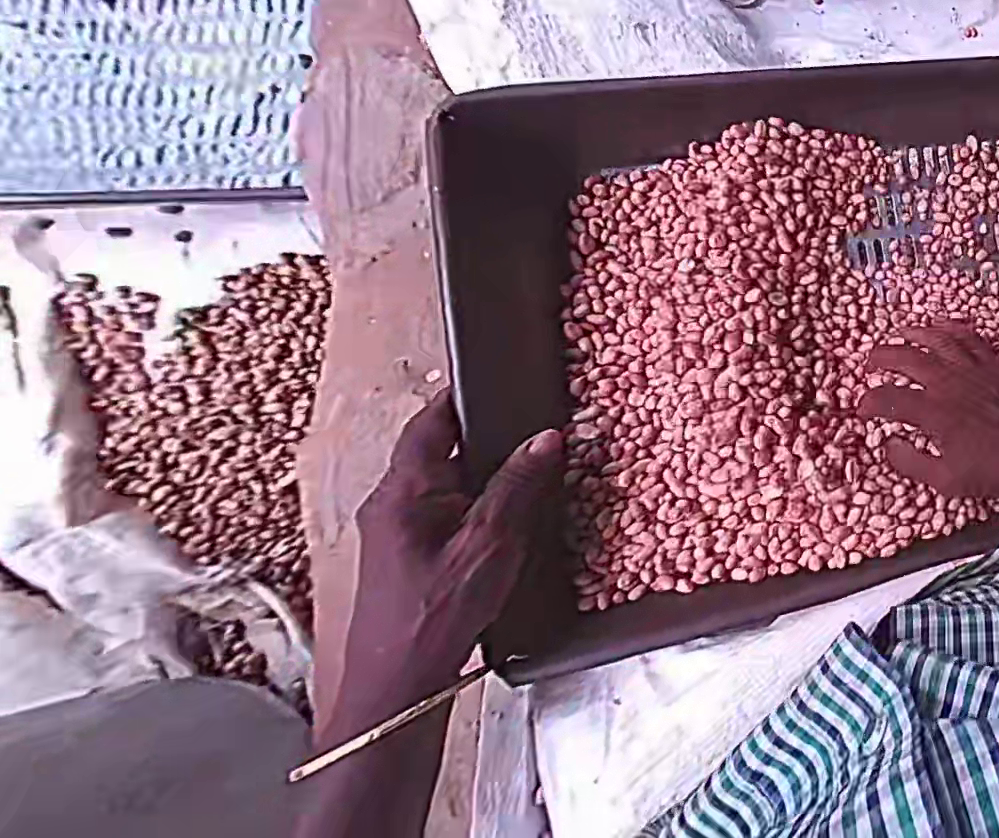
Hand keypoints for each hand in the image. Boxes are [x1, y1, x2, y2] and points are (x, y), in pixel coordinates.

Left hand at [325, 392, 561, 729]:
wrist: (399, 682)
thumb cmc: (440, 607)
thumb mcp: (489, 542)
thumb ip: (517, 485)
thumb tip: (547, 436)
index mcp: (405, 491)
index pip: (429, 424)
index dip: (458, 395)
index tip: (492, 373)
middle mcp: (394, 501)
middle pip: (439, 446)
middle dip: (483, 428)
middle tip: (531, 411)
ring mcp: (400, 525)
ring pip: (447, 475)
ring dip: (485, 461)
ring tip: (532, 450)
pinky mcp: (412, 546)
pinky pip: (450, 500)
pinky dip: (481, 488)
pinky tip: (513, 497)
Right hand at [856, 322, 998, 504]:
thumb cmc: (997, 471)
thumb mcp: (947, 482)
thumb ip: (911, 463)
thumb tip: (889, 445)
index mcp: (936, 413)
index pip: (890, 399)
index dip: (870, 402)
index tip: (862, 408)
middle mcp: (950, 384)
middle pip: (907, 358)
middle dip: (882, 357)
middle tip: (870, 361)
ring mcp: (974, 370)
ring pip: (936, 339)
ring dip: (913, 334)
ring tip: (898, 333)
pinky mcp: (993, 364)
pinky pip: (967, 337)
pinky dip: (950, 327)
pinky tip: (940, 325)